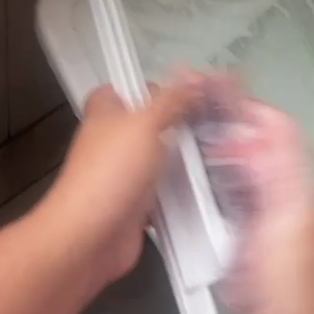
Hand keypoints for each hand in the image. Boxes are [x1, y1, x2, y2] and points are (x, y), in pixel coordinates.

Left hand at [42, 75, 198, 284]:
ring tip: (223, 153)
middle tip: (216, 123)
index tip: (184, 94)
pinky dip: (181, 192)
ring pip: (158, 160)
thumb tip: (195, 76)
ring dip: (184, 160)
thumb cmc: (112, 171)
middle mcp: (111, 142)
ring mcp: (122, 175)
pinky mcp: (134, 206)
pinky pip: (163, 192)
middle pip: (148, 125)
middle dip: (178, 125)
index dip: (151, 89)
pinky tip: (210, 187)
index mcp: (105, 114)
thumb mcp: (144, 124)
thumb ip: (171, 100)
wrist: (90, 237)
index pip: (124, 89)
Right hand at [214, 97, 313, 313]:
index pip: (276, 132)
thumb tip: (266, 126)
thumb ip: (276, 173)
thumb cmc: (299, 286)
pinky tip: (201, 197)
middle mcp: (289, 199)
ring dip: (224, 160)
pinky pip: (238, 211)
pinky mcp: (260, 250)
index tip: (217, 95)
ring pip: (249, 178)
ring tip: (194, 149)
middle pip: (261, 151)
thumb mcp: (288, 221)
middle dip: (231, 130)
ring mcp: (275, 225)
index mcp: (297, 187)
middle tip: (198, 119)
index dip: (247, 110)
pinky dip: (220, 195)